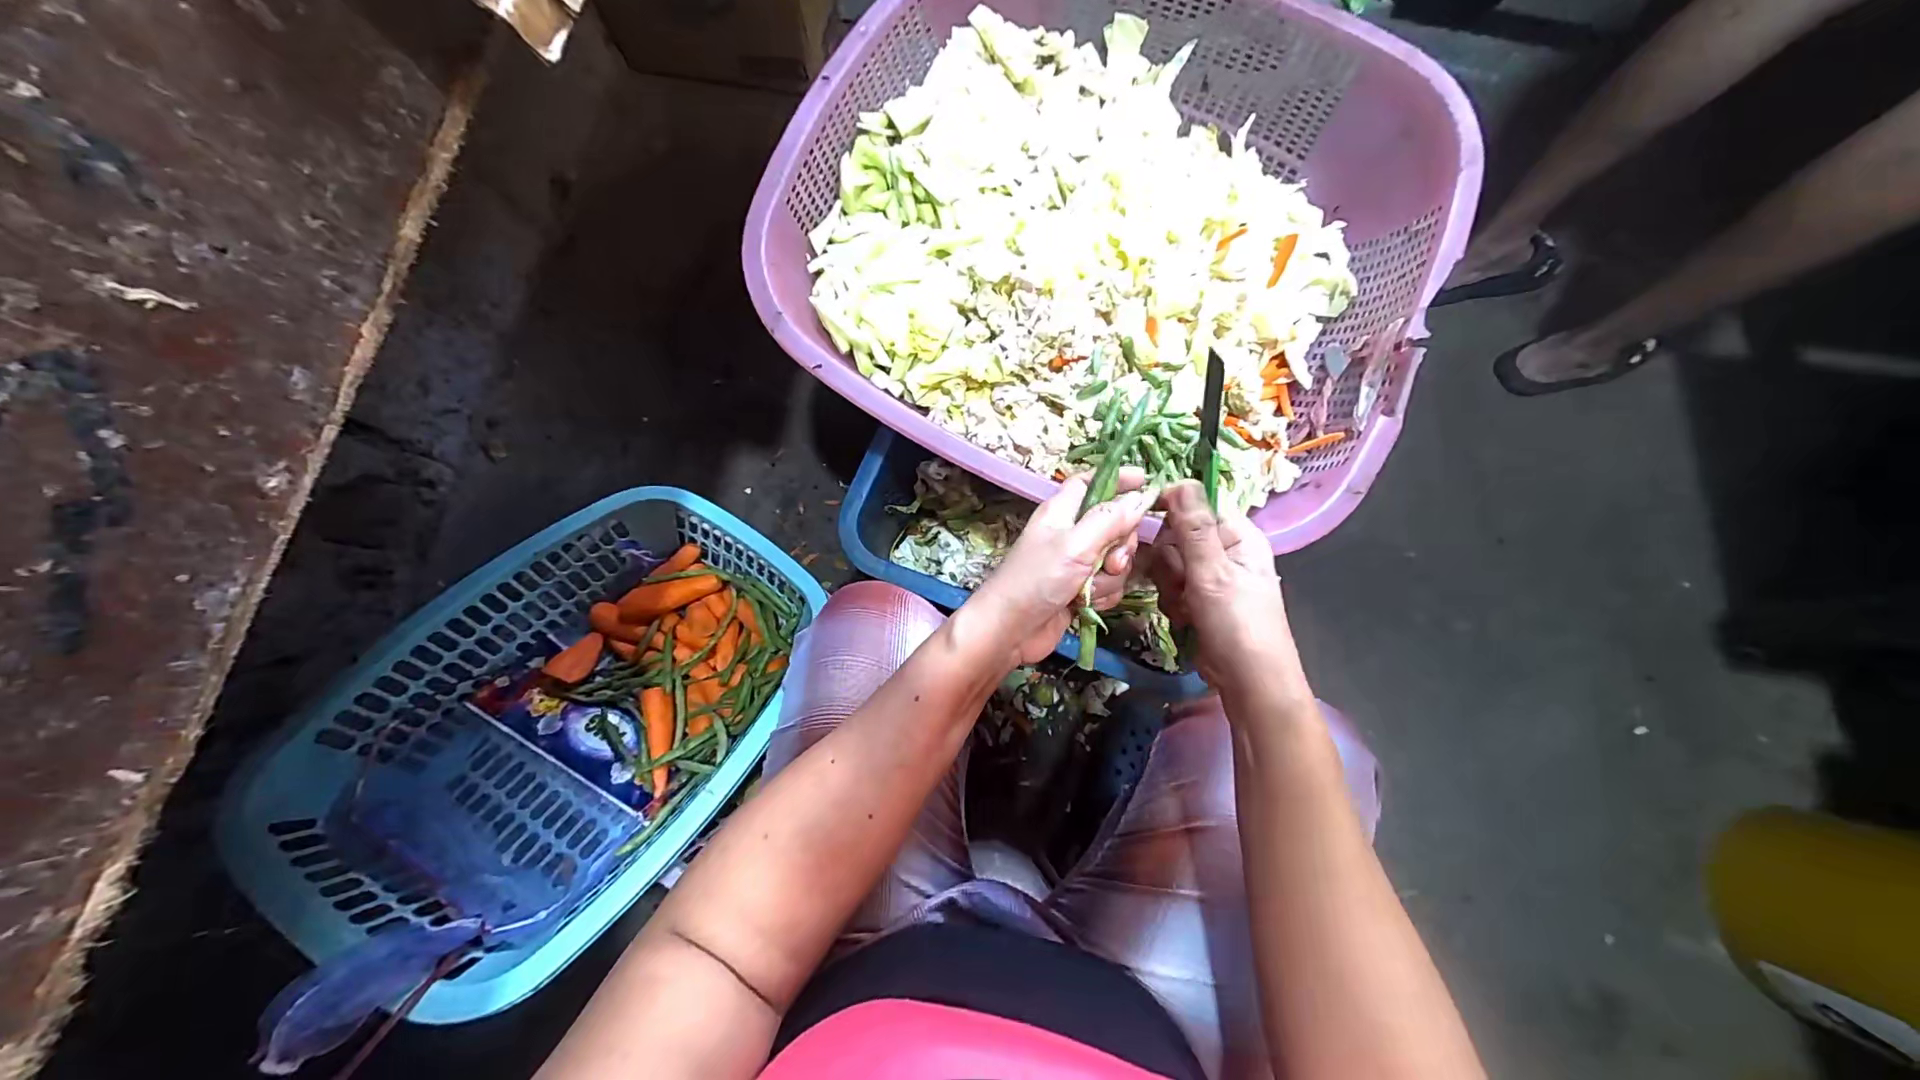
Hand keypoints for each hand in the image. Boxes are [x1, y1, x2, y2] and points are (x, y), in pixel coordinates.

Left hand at [964, 468, 1155, 666]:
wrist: (1010, 631)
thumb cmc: (1036, 580)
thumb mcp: (1075, 544)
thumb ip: (1110, 519)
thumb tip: (1142, 495)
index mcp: (1062, 511)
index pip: (1092, 482)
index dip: (1117, 479)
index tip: (1145, 481)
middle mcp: (1071, 532)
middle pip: (1115, 523)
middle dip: (1122, 544)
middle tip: (1112, 562)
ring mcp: (1076, 562)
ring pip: (1116, 558)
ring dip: (1112, 575)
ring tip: (1091, 588)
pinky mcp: (1081, 589)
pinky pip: (1109, 584)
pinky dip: (1104, 594)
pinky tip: (1087, 605)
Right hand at [1147, 481, 1310, 705]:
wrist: (1248, 683)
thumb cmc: (1238, 625)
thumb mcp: (1213, 573)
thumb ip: (1193, 527)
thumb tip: (1181, 480)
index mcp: (1237, 535)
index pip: (1195, 503)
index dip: (1170, 511)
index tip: (1144, 520)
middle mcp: (1223, 550)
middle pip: (1174, 535)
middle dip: (1169, 561)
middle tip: (1181, 582)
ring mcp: (1209, 577)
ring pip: (1166, 564)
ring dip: (1169, 587)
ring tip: (1187, 608)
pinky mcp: (1196, 599)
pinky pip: (1169, 587)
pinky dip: (1171, 603)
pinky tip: (1185, 620)